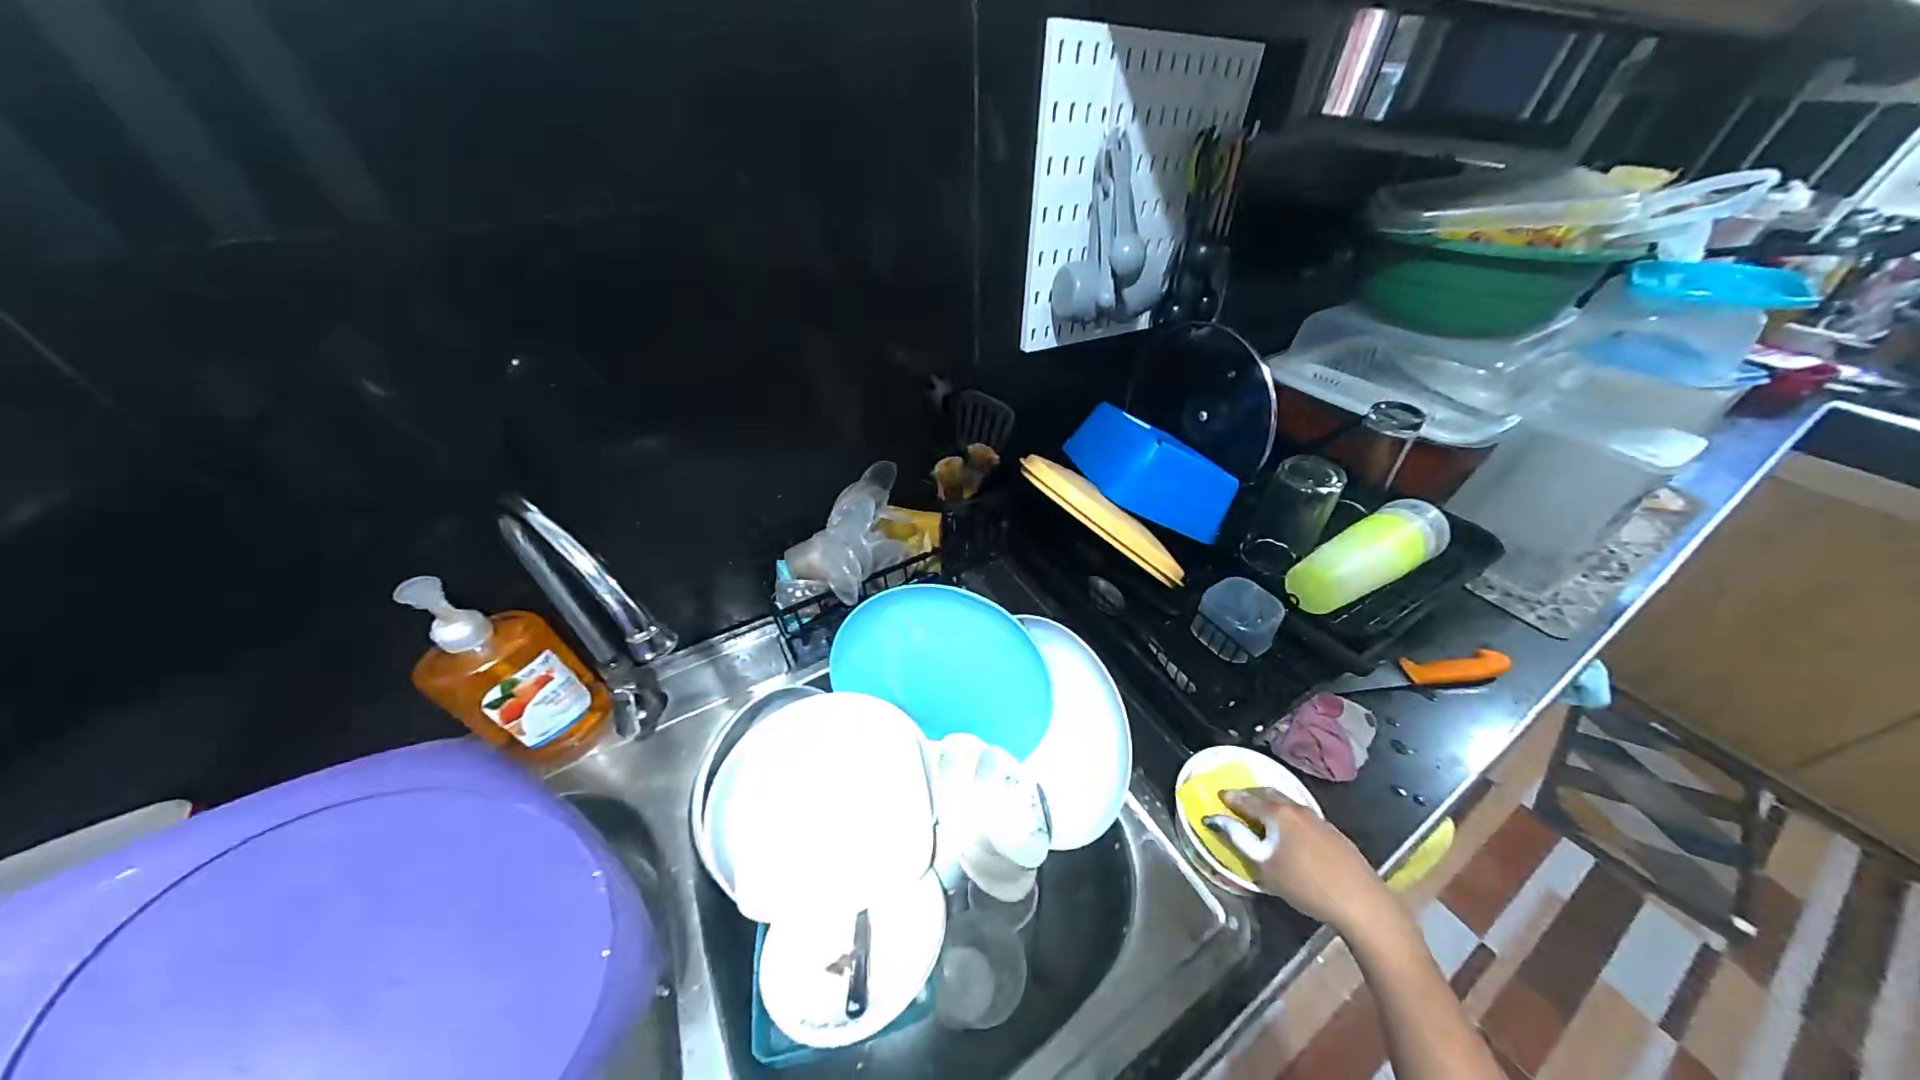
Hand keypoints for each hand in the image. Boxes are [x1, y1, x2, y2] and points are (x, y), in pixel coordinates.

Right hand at [1204, 788, 1399, 938]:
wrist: (1362, 902)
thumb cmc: (1304, 884)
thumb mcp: (1263, 865)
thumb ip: (1237, 838)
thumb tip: (1214, 818)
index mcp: (1277, 812)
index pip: (1246, 798)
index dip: (1230, 797)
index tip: (1218, 796)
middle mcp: (1297, 808)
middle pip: (1268, 794)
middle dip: (1250, 795)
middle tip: (1237, 802)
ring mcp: (1318, 819)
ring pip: (1287, 804)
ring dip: (1270, 805)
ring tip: (1261, 816)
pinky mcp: (1333, 833)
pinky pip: (1302, 816)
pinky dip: (1287, 817)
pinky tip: (1289, 834)